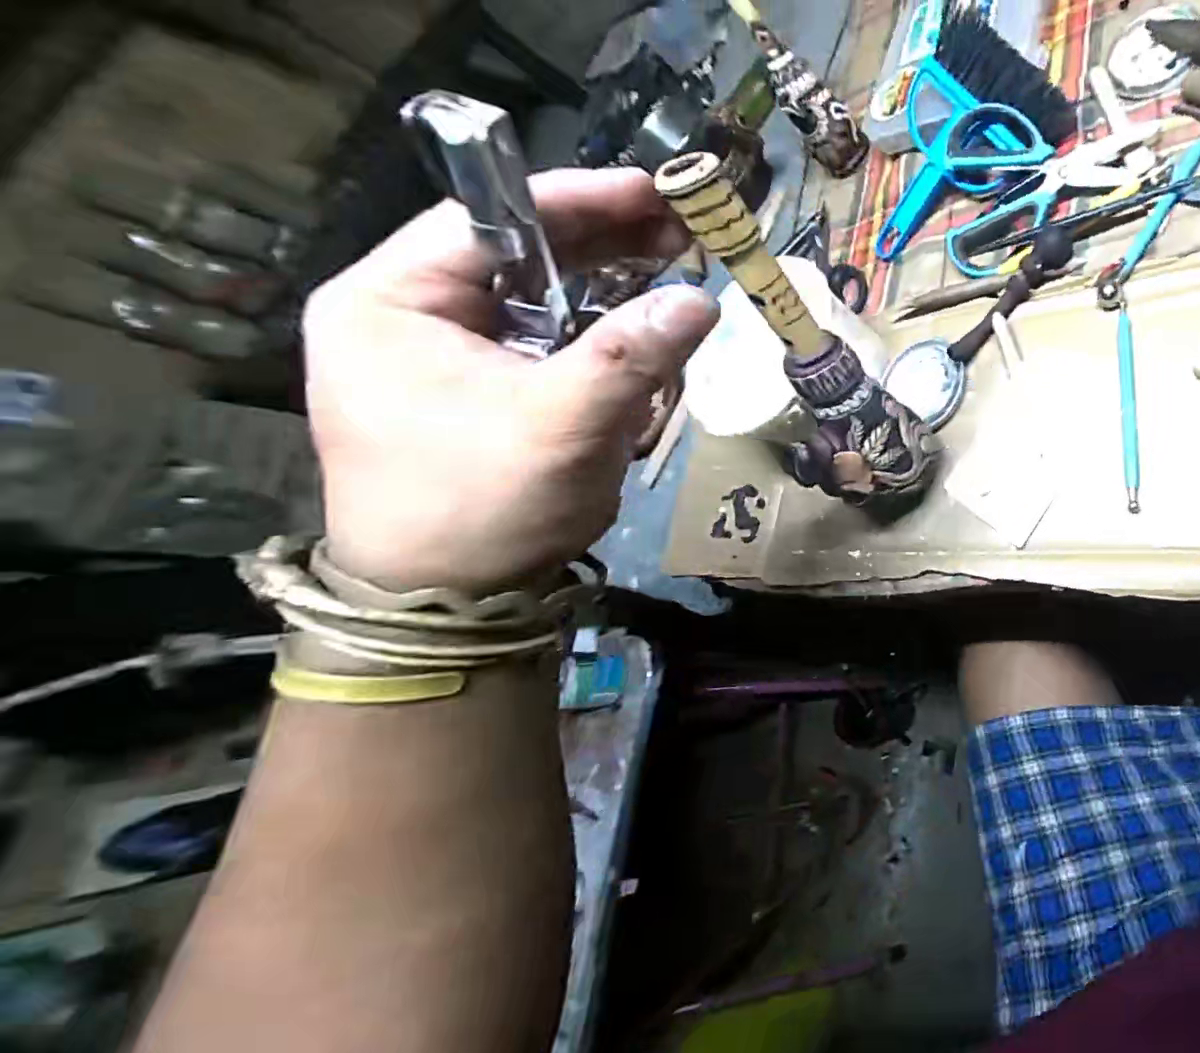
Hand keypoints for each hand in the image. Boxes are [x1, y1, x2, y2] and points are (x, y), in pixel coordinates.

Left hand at [301, 169, 718, 592]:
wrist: (450, 603)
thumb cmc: (484, 506)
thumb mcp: (563, 424)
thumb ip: (632, 354)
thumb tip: (702, 299)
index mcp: (392, 301)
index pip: (492, 219)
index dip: (580, 202)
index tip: (655, 194)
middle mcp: (411, 317)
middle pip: (523, 258)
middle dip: (605, 253)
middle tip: (680, 243)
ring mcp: (448, 361)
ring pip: (545, 310)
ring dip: (611, 314)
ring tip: (670, 310)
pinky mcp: (484, 398)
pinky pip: (552, 357)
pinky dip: (600, 359)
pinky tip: (640, 372)